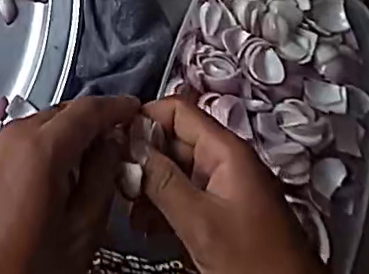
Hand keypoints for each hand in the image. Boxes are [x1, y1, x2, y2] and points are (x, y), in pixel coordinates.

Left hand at [0, 95, 138, 273]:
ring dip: (78, 134)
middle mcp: (20, 133)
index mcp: (43, 146)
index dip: (117, 106)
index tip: (137, 110)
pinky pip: (36, 138)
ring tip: (102, 162)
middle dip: (99, 122)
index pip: (89, 108)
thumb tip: (114, 146)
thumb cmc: (22, 267)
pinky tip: (71, 173)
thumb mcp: (79, 231)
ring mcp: (4, 144)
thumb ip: (102, 179)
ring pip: (53, 123)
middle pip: (70, 111)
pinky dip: (58, 145)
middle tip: (125, 140)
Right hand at [135, 97, 322, 273]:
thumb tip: (131, 146)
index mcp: (224, 149)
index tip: (117, 141)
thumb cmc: (251, 261)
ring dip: (152, 186)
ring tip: (129, 210)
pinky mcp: (224, 212)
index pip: (178, 110)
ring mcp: (225, 186)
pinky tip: (147, 226)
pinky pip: (188, 195)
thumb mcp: (201, 223)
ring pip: (178, 170)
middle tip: (118, 182)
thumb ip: (164, 181)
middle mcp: (224, 159)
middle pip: (175, 139)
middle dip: (145, 157)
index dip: (146, 119)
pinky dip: (166, 206)